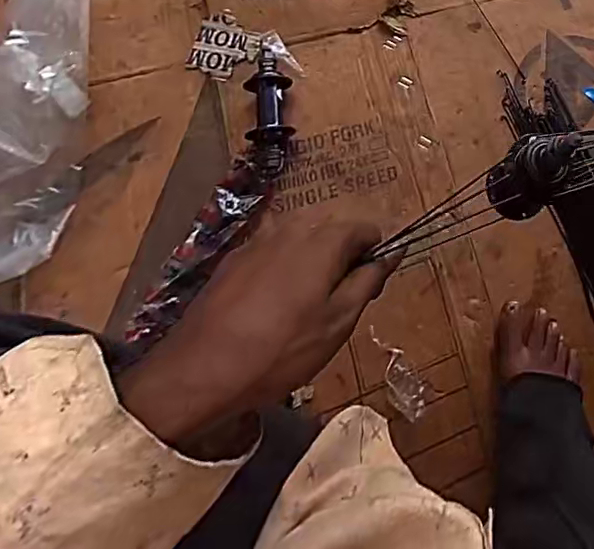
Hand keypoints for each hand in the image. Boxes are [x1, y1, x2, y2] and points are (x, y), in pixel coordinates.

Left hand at [117, 214, 395, 451]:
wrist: (201, 368)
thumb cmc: (281, 349)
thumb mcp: (338, 322)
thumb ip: (369, 280)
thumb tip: (391, 252)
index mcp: (324, 238)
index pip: (365, 229)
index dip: (374, 257)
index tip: (366, 291)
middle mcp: (293, 225)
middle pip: (333, 229)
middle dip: (343, 257)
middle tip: (336, 304)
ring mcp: (260, 237)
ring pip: (302, 239)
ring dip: (313, 261)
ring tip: (303, 307)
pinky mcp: (236, 255)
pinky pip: (274, 250)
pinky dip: (283, 268)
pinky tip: (270, 307)